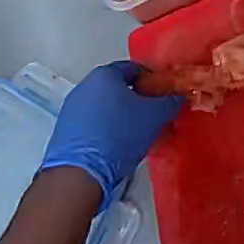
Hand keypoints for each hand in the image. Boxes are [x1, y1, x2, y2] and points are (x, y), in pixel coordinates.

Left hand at [39, 61, 183, 207]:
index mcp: (105, 75)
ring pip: (105, 108)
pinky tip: (117, 148)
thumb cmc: (119, 135)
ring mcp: (72, 109)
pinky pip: (93, 125)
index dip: (152, 80)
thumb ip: (169, 103)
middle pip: (118, 88)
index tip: (163, 96)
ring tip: (137, 136)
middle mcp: (85, 86)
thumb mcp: (154, 117)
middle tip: (153, 117)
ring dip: (122, 118)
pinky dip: (107, 131)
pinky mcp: (65, 131)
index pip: (134, 69)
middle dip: (138, 101)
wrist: (78, 175)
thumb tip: (178, 97)